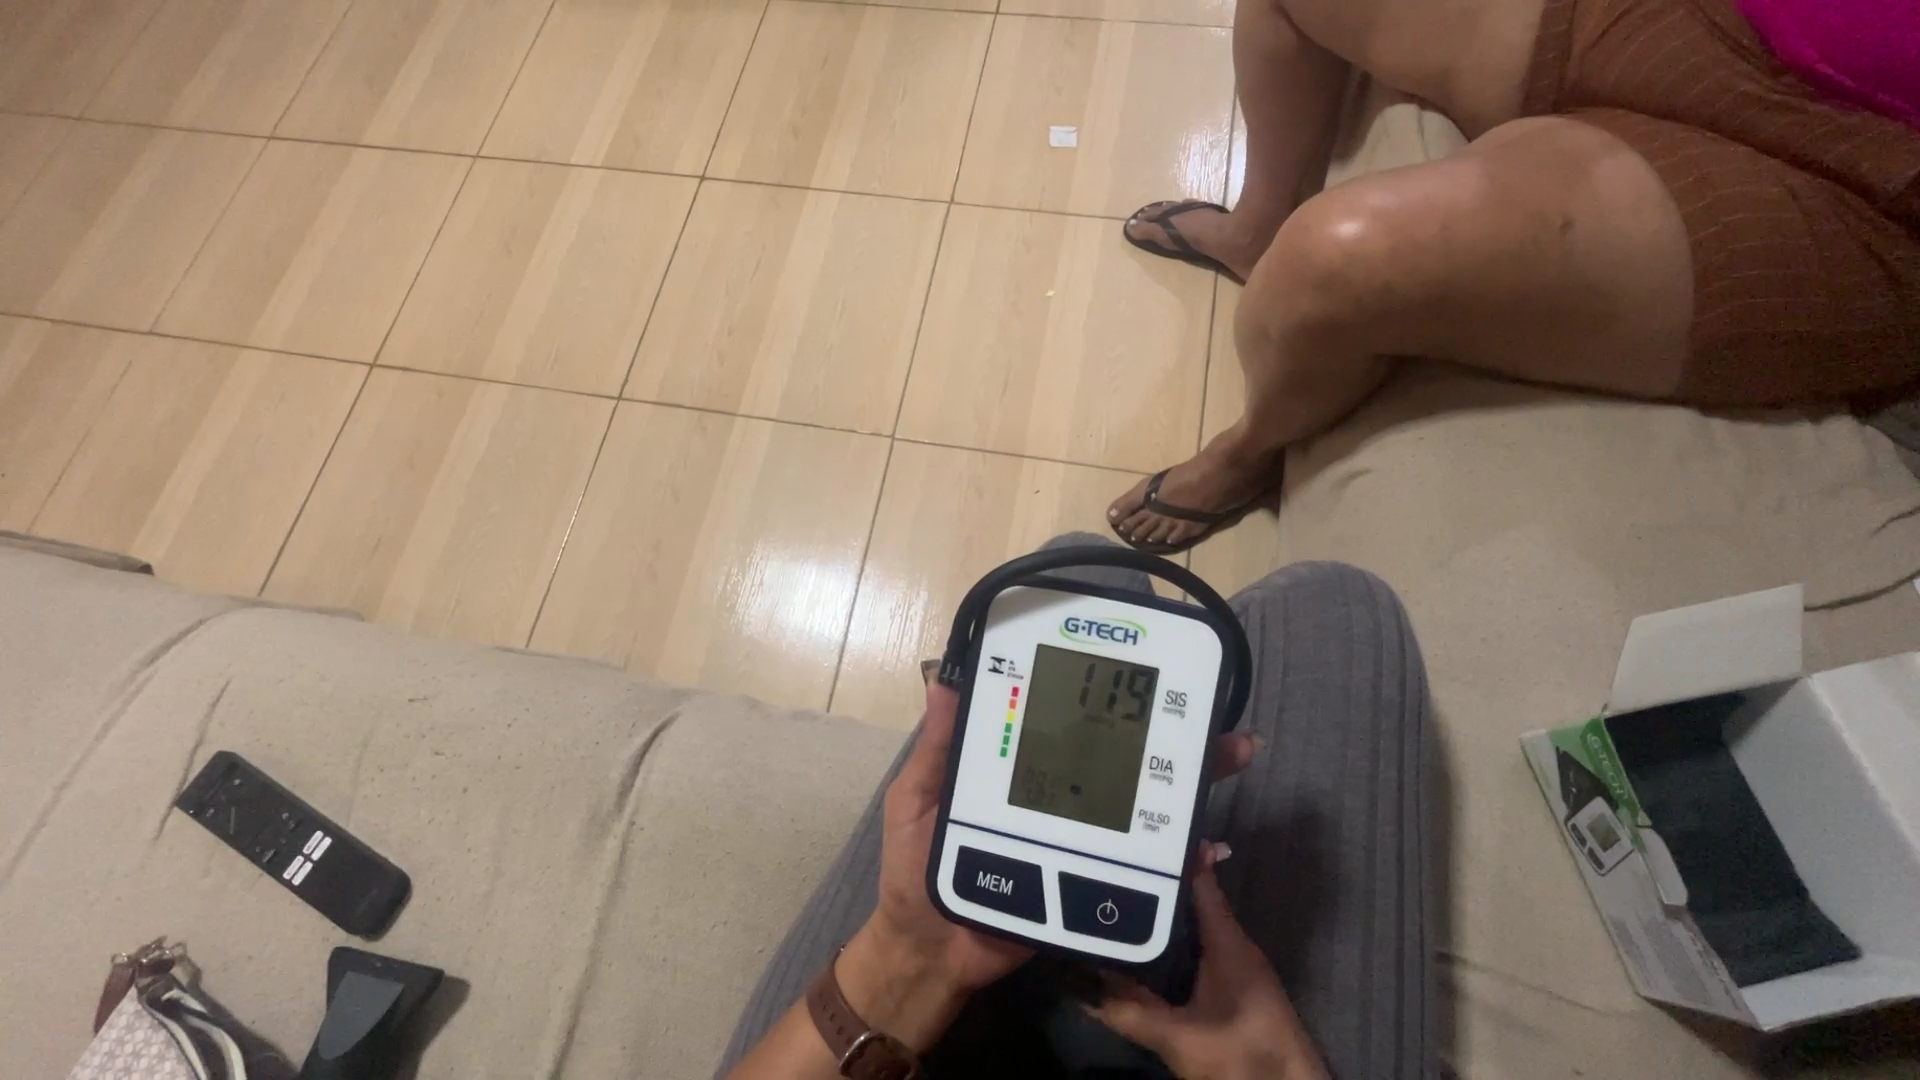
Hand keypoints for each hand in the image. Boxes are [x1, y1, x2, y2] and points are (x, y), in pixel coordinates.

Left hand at [842, 682, 1260, 1052]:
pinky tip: (1207, 842)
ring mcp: (1079, 836)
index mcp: (1018, 767)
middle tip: (1207, 710)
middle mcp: (1058, 793)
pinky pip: (1140, 866)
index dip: (1099, 693)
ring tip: (1229, 752)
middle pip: (1117, 755)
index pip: (1065, 721)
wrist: (931, 953)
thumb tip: (944, 680)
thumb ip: (938, 748)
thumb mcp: (918, 798)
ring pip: (1140, 804)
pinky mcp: (1091, 880)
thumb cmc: (915, 866)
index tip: (1136, 662)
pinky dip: (1179, 856)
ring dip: (1187, 780)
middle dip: (1165, 731)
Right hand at [1087, 847, 1328, 1079]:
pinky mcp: (1230, 996)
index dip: (1168, 856)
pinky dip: (1163, 950)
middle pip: (1188, 904)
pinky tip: (1135, 956)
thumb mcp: (1180, 1039)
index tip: (1130, 837)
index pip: (1198, 880)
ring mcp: (1233, 972)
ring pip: (1188, 932)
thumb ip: (1129, 1012)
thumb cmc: (1247, 1059)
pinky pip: (1190, 957)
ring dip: (1155, 922)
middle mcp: (1232, 947)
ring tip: (1108, 905)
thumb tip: (1078, 990)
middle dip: (1149, 889)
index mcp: (1228, 942)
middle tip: (1104, 871)